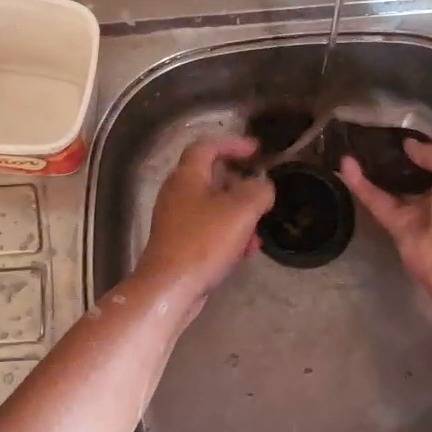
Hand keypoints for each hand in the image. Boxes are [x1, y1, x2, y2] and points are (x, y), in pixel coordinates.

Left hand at [134, 137, 275, 303]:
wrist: (170, 287)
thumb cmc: (204, 242)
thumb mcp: (240, 211)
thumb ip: (257, 190)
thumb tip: (262, 184)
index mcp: (187, 175)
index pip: (208, 146)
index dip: (233, 144)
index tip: (257, 151)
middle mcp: (177, 192)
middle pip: (212, 176)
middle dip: (241, 185)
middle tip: (262, 194)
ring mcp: (176, 218)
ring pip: (214, 206)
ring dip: (239, 215)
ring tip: (257, 233)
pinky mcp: (179, 242)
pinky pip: (209, 228)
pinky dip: (228, 234)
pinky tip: (244, 253)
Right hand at [339, 132, 431, 286]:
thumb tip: (410, 145)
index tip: (408, 125)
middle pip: (420, 168)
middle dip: (401, 150)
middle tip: (376, 131)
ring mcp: (421, 211)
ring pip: (395, 184)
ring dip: (377, 165)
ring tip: (356, 142)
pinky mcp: (398, 226)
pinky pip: (377, 200)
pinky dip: (361, 183)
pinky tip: (346, 163)